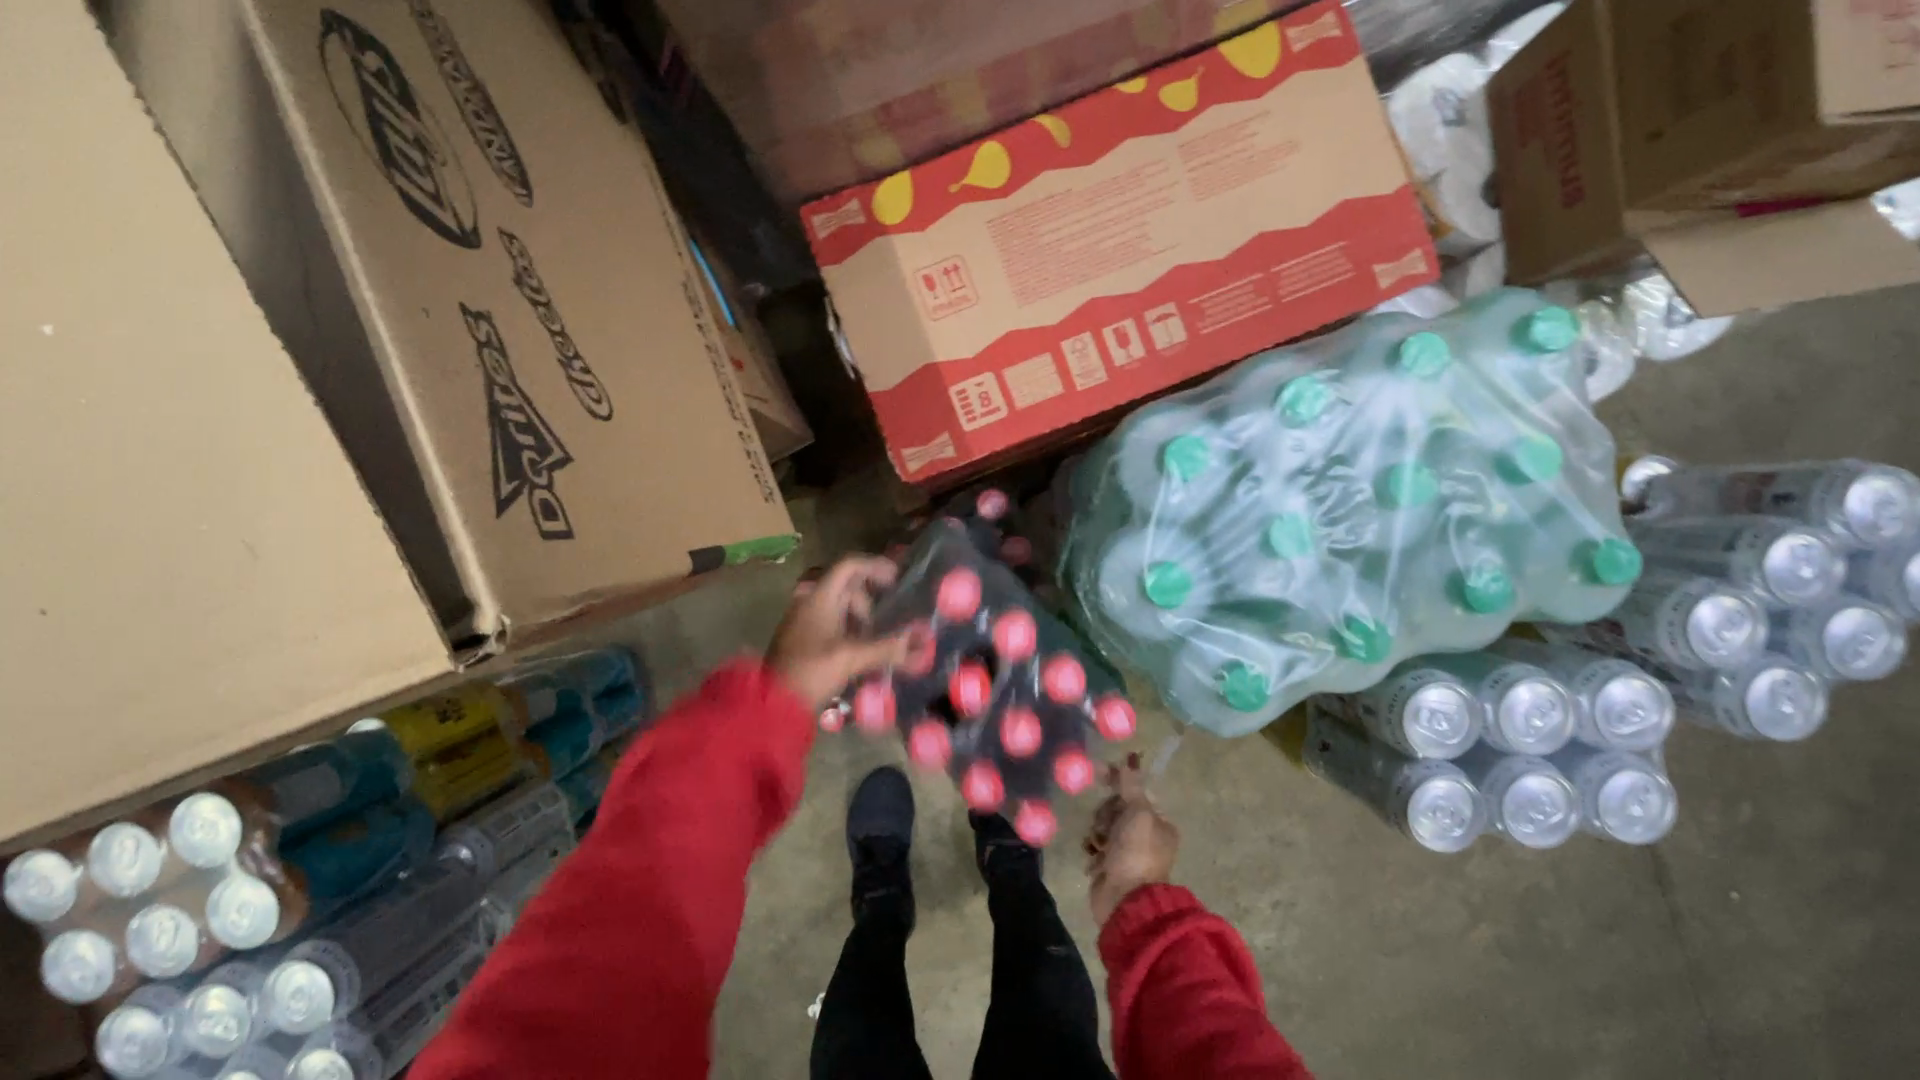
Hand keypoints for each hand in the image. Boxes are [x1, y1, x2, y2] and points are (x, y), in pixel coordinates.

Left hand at [767, 556, 913, 711]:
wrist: (772, 701)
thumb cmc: (811, 671)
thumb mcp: (852, 658)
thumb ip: (888, 648)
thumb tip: (921, 641)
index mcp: (819, 597)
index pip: (849, 565)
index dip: (875, 566)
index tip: (897, 579)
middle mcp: (809, 602)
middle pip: (845, 586)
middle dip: (868, 600)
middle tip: (883, 622)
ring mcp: (803, 620)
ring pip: (837, 605)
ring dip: (858, 617)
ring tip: (872, 641)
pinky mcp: (801, 638)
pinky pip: (829, 622)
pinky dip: (847, 629)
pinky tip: (857, 652)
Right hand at [1084, 753, 1178, 925]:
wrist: (1125, 901)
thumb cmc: (1136, 853)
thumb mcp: (1138, 813)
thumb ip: (1131, 786)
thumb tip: (1131, 758)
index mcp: (1159, 823)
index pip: (1135, 792)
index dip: (1118, 781)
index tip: (1099, 773)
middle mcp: (1145, 836)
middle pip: (1116, 808)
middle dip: (1106, 814)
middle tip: (1106, 826)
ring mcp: (1127, 853)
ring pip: (1103, 827)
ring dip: (1098, 833)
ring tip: (1100, 845)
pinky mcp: (1110, 867)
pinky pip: (1096, 846)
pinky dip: (1093, 850)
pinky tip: (1094, 858)